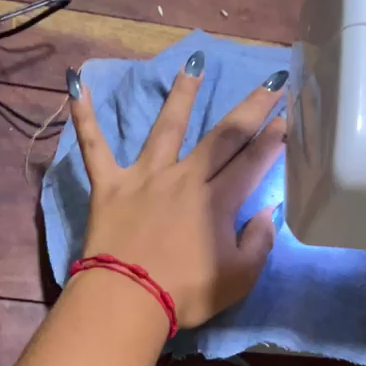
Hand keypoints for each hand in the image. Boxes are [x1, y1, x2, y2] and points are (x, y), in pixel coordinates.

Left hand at [69, 55, 287, 329]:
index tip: (290, 115)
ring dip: (182, 94)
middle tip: (269, 82)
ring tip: (193, 65)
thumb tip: (267, 213)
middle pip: (223, 136)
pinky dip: (84, 116)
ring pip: (167, 127)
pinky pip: (94, 147)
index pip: (253, 161)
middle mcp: (185, 178)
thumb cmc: (186, 294)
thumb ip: (259, 242)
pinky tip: (75, 83)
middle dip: (250, 108)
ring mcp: (145, 177)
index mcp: (218, 201)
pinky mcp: (109, 185)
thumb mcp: (240, 278)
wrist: (129, 301)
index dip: (275, 138)